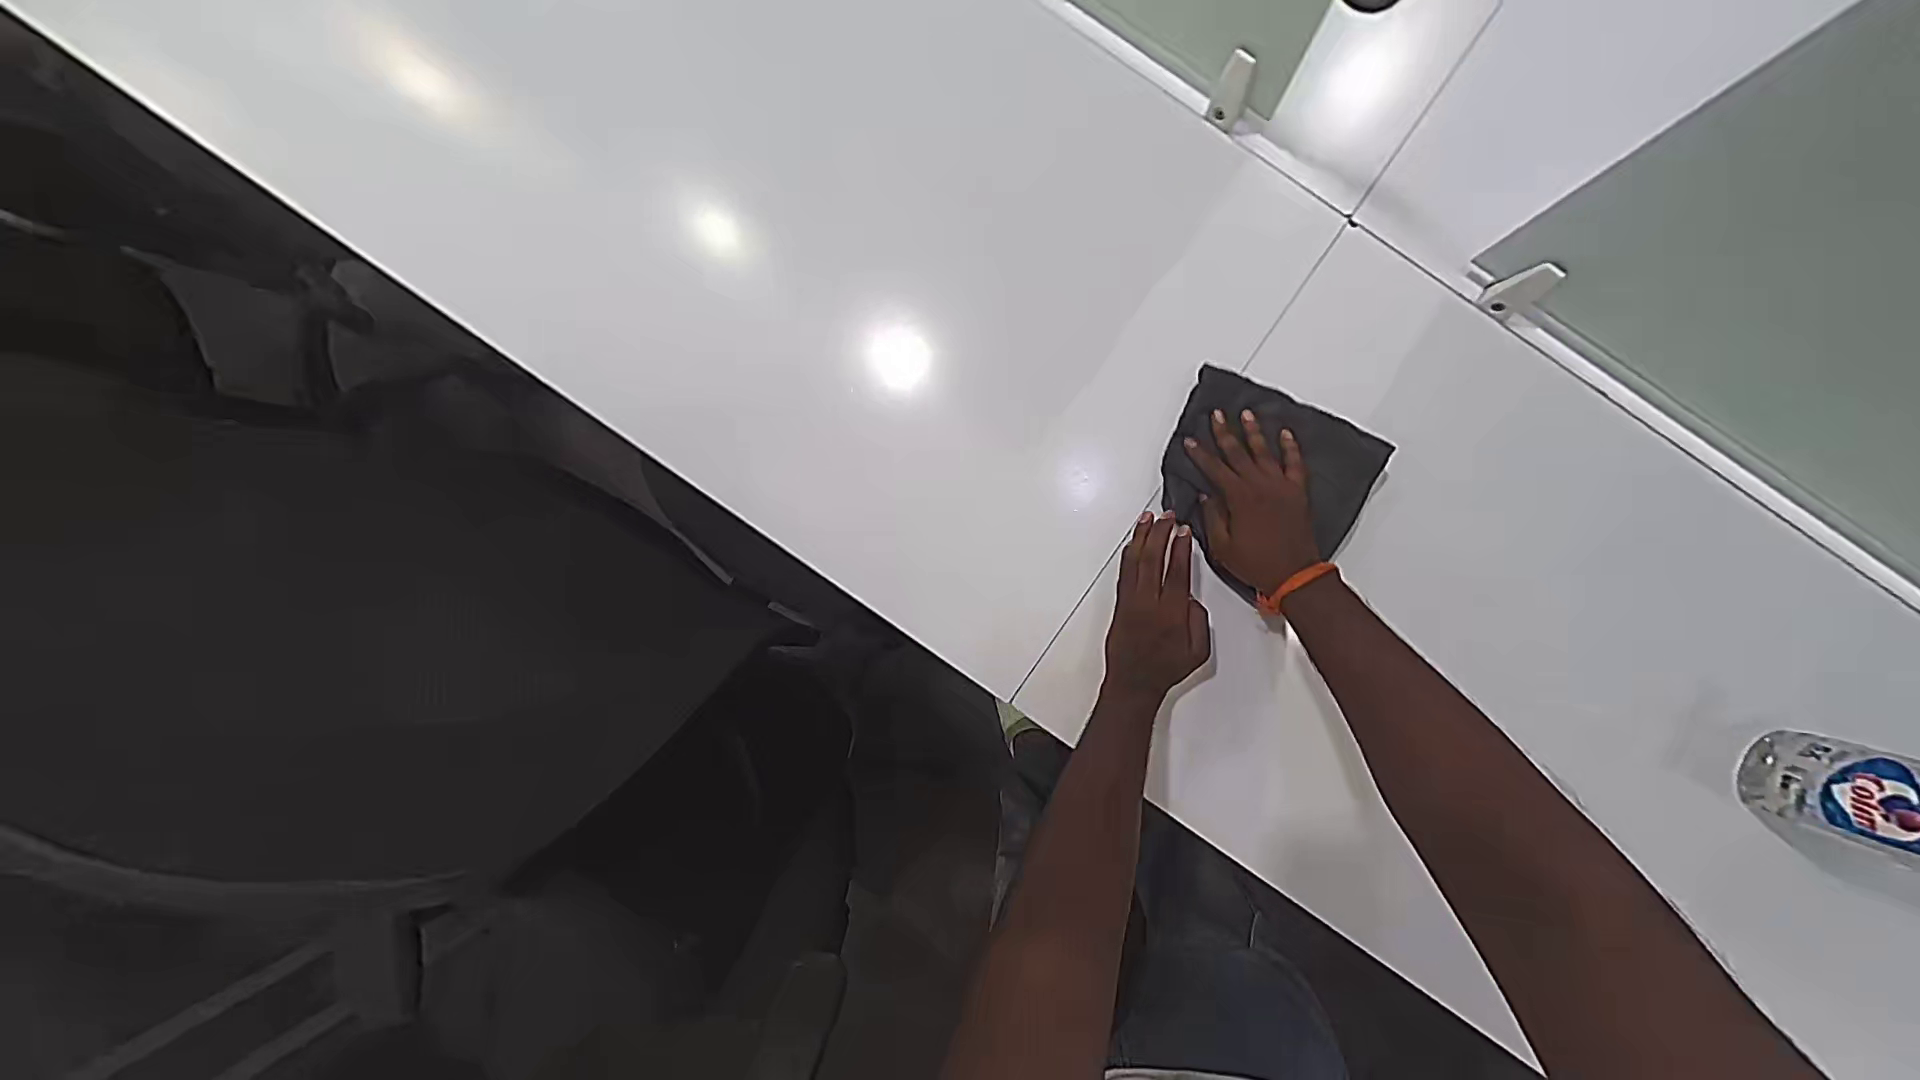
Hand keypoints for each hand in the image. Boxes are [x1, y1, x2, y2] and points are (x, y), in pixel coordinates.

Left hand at [1103, 512, 1211, 705]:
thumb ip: (1199, 620)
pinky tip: (1133, 543)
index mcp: (1170, 613)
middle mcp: (1148, 603)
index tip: (1183, 530)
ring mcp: (1131, 602)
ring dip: (1140, 537)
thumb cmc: (1164, 669)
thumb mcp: (1198, 651)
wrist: (1132, 682)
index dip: (1180, 547)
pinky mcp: (1120, 604)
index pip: (1176, 571)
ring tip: (1147, 519)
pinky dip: (1129, 554)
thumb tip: (1191, 599)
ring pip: (1134, 562)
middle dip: (1160, 533)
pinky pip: (1124, 572)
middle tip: (1167, 516)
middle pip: (1153, 559)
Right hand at [1183, 409, 1319, 595]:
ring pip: (1264, 451)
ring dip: (1253, 431)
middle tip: (1216, 415)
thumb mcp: (1222, 546)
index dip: (1200, 454)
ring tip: (1245, 414)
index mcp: (1238, 498)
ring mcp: (1281, 486)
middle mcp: (1260, 486)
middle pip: (1238, 452)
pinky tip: (1285, 433)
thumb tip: (1208, 498)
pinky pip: (1295, 463)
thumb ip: (1213, 518)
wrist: (1294, 573)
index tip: (1190, 441)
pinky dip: (1291, 447)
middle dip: (1224, 432)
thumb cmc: (1257, 562)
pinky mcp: (1298, 492)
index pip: (1214, 469)